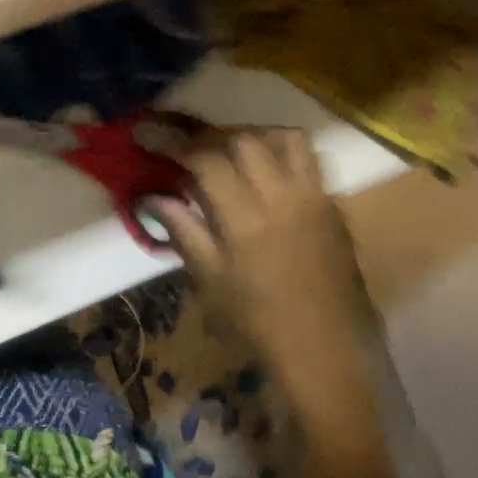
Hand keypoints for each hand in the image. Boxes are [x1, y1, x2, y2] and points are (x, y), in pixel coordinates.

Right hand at [150, 131, 381, 437]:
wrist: (325, 346)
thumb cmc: (258, 321)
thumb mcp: (209, 282)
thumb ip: (184, 231)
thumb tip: (153, 196)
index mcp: (245, 219)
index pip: (205, 159)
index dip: (172, 140)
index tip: (146, 132)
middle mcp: (282, 197)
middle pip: (243, 140)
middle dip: (206, 135)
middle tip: (182, 143)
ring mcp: (313, 197)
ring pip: (282, 138)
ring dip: (248, 134)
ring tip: (226, 147)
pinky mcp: (331, 204)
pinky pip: (308, 158)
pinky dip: (279, 148)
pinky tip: (263, 166)